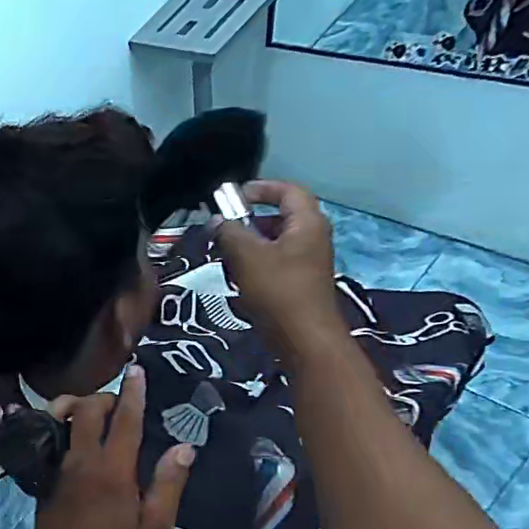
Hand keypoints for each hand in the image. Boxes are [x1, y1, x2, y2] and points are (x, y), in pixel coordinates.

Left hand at [26, 366, 194, 528]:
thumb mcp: (153, 528)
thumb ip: (169, 484)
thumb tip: (185, 448)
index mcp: (114, 469)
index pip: (125, 420)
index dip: (133, 392)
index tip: (137, 370)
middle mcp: (84, 458)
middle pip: (88, 408)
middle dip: (105, 396)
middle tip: (122, 402)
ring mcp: (62, 465)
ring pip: (65, 418)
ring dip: (81, 406)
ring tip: (97, 412)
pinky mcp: (48, 474)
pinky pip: (57, 437)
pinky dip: (67, 425)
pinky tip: (79, 436)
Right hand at [213, 180, 350, 365]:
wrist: (303, 340)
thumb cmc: (278, 291)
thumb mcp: (246, 256)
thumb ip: (228, 232)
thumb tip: (215, 221)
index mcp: (307, 223)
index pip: (287, 190)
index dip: (260, 188)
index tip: (233, 196)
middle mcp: (313, 238)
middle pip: (279, 217)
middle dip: (249, 221)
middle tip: (224, 229)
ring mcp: (308, 263)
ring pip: (275, 243)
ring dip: (249, 246)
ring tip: (226, 257)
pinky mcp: (300, 284)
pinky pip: (275, 264)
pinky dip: (256, 266)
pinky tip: (239, 280)